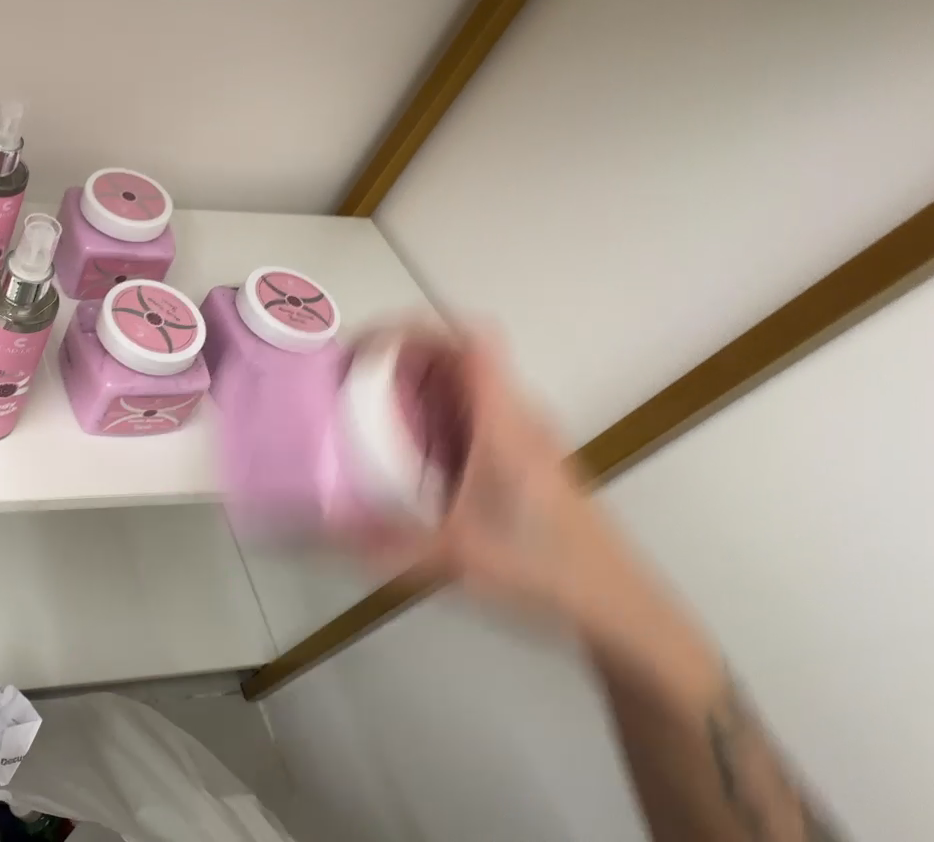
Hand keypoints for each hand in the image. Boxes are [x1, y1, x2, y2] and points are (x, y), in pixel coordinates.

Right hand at [365, 328, 651, 639]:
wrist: (617, 606)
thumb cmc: (543, 570)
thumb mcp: (455, 558)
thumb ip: (382, 543)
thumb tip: (316, 529)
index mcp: (503, 424)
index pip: (471, 340)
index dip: (416, 327)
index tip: (365, 347)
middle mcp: (515, 416)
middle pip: (456, 354)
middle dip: (398, 354)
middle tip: (347, 379)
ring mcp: (522, 434)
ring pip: (463, 381)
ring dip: (413, 380)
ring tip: (363, 406)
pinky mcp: (521, 454)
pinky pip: (469, 409)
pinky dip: (430, 409)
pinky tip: (402, 448)